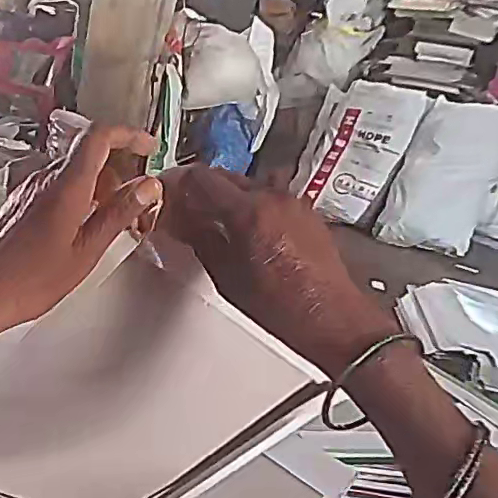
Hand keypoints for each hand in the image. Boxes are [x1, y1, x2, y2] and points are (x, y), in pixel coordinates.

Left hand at [0, 124, 160, 337]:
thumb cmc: (29, 281)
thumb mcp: (86, 251)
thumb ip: (119, 214)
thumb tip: (147, 186)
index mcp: (65, 186)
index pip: (100, 138)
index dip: (129, 135)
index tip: (149, 147)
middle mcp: (44, 179)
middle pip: (90, 157)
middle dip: (119, 177)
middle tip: (135, 209)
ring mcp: (29, 189)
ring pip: (74, 174)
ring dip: (99, 191)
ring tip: (110, 227)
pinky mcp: (20, 203)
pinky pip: (57, 187)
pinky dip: (78, 199)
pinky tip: (81, 231)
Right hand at [160, 165, 396, 375]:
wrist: (333, 321)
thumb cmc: (283, 310)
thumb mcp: (228, 278)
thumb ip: (200, 240)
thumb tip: (179, 221)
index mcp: (249, 211)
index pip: (200, 178)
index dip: (176, 184)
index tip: (164, 195)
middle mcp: (273, 197)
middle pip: (224, 177)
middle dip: (198, 190)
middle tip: (180, 211)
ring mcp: (293, 203)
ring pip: (246, 186)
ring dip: (224, 198)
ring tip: (210, 224)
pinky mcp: (305, 214)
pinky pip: (268, 199)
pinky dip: (249, 207)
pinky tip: (241, 232)